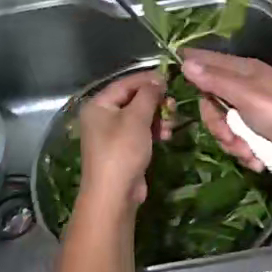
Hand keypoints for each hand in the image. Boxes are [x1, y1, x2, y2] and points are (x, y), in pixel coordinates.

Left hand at [75, 70, 166, 207]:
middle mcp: (101, 117)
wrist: (114, 194)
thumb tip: (157, 79)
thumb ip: (148, 95)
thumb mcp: (136, 118)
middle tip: (173, 104)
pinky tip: (166, 135)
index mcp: (98, 105)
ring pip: (138, 117)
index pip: (124, 83)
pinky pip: (140, 132)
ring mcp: (111, 135)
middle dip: (154, 101)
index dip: (147, 79)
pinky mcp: (122, 149)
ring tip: (171, 123)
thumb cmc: (122, 150)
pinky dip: (153, 131)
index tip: (168, 78)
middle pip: (132, 100)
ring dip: (157, 117)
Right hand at [181, 49, 271, 170]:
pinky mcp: (264, 133)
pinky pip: (242, 141)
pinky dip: (247, 152)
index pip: (206, 62)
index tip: (176, 81)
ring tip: (248, 152)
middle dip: (217, 125)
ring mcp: (255, 111)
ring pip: (226, 127)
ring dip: (233, 143)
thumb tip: (185, 62)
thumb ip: (215, 81)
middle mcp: (246, 87)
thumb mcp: (245, 95)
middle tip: (229, 136)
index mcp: (242, 71)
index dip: (191, 71)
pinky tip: (257, 160)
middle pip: (212, 103)